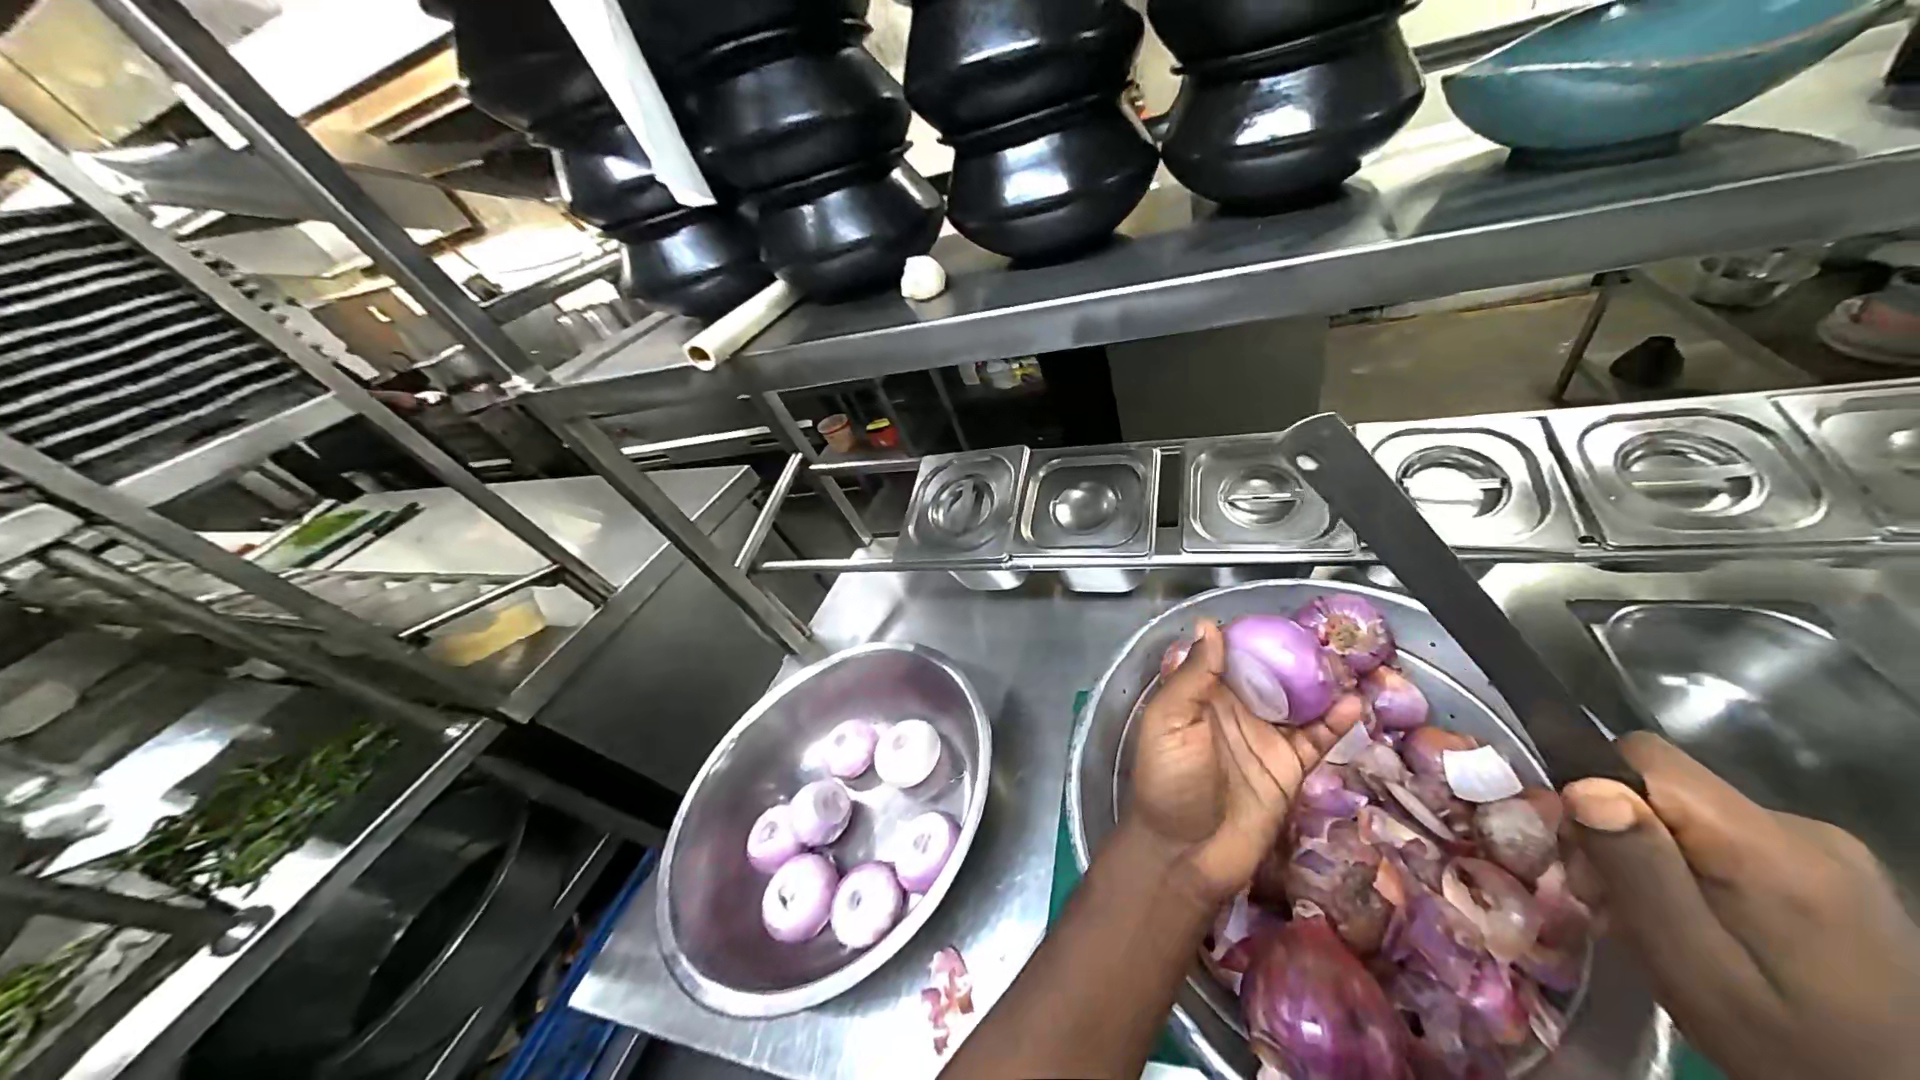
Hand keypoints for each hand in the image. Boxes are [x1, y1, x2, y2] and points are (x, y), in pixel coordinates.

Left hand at [1128, 619, 1335, 903]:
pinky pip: (1316, 739)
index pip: (1226, 655)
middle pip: (1267, 673)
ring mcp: (1263, 737)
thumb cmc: (1169, 783)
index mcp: (1199, 695)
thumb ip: (1192, 676)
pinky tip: (1353, 704)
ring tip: (1344, 663)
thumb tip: (1209, 626)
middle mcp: (1233, 710)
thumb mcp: (1169, 722)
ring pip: (1296, 701)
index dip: (1248, 635)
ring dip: (1318, 683)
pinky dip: (1335, 722)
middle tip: (1323, 634)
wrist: (1187, 853)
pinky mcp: (1288, 767)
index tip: (1277, 617)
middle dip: (1291, 654)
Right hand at [1561, 733, 1919, 1079]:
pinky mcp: (1827, 868)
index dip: (1593, 792)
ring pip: (1685, 812)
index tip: (1585, 859)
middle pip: (1661, 785)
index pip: (1645, 758)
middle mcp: (1803, 829)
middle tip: (1605, 900)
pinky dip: (1683, 866)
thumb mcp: (1693, 968)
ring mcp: (1824, 848)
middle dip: (1614, 831)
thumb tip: (1583, 787)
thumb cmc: (1784, 1045)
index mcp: (1770, 847)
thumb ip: (1640, 870)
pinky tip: (1692, 918)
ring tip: (1647, 919)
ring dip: (1645, 853)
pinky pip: (1719, 836)